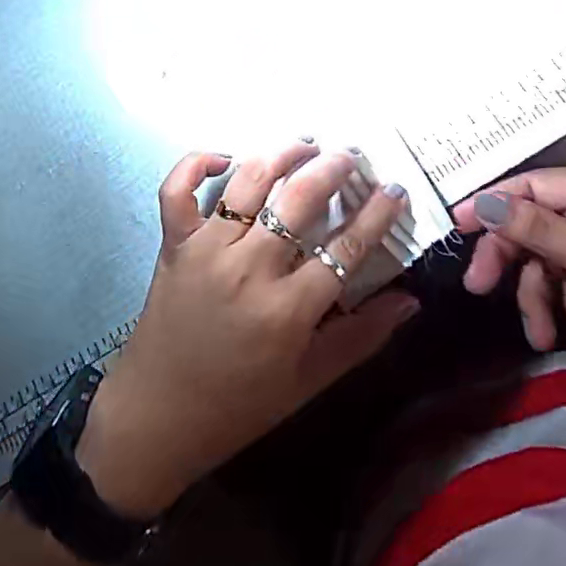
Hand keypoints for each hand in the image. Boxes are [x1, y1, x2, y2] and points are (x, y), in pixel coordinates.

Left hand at [74, 144, 418, 519]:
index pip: (345, 249)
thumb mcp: (308, 381)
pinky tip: (226, 157)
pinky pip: (178, 190)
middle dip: (334, 168)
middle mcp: (247, 270)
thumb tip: (411, 300)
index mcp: (286, 311)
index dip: (378, 215)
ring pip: (248, 181)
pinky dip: (198, 163)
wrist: (155, 420)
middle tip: (353, 155)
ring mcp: (206, 251)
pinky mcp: (173, 245)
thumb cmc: (238, 405)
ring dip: (282, 154)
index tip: (396, 189)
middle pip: (299, 199)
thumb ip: (362, 336)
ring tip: (306, 146)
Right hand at [453, 167, 565, 449]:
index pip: (534, 186)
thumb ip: (540, 230)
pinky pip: (562, 292)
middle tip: (478, 285)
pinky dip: (556, 312)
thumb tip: (485, 201)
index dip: (492, 202)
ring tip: (540, 330)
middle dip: (509, 256)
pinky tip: (558, 334)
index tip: (455, 225)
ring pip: (543, 265)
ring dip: (535, 296)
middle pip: (531, 226)